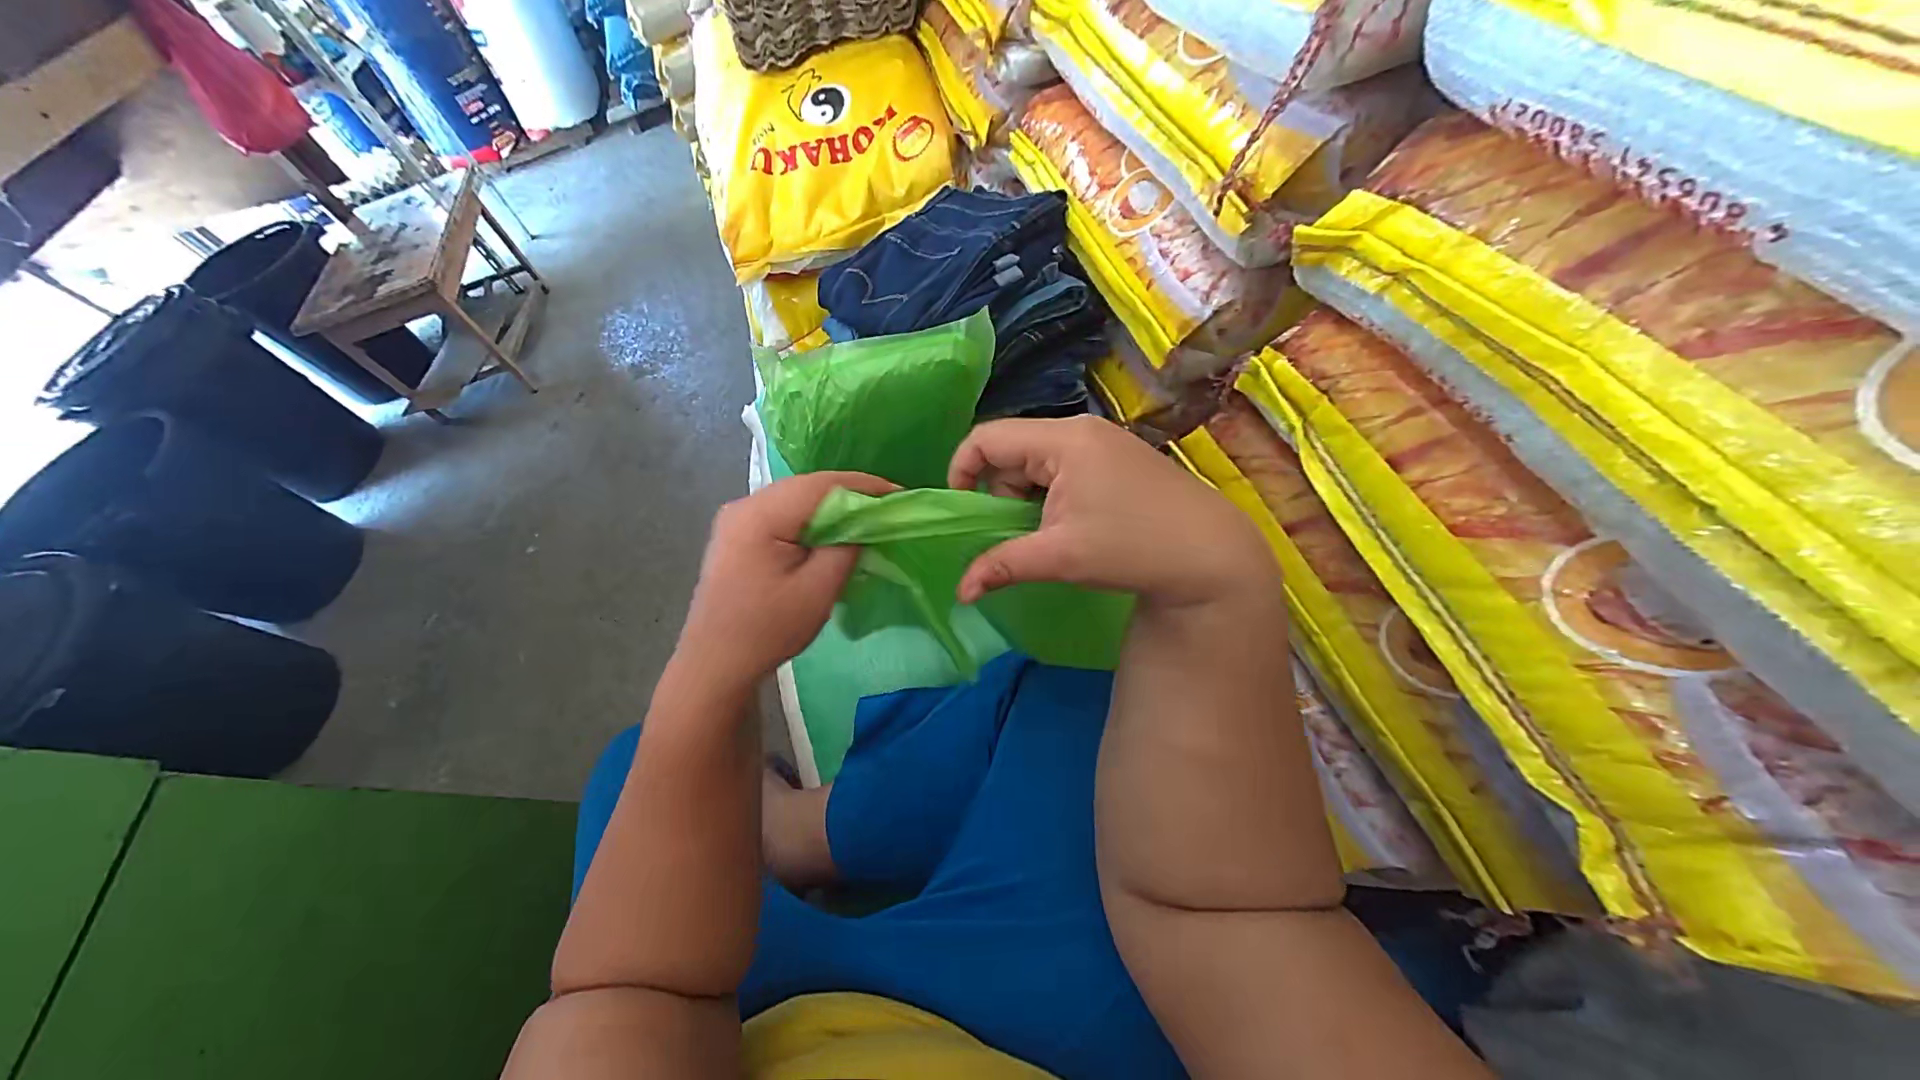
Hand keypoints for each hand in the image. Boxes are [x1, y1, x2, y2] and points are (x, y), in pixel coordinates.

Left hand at [677, 471, 896, 687]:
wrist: (715, 665)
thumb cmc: (767, 630)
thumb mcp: (818, 591)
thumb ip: (847, 548)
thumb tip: (865, 525)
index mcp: (759, 515)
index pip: (821, 485)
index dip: (864, 486)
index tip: (899, 495)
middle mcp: (744, 506)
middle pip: (806, 487)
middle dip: (850, 494)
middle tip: (887, 507)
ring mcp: (736, 520)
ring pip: (795, 499)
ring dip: (831, 507)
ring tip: (866, 519)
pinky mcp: (737, 536)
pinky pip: (783, 514)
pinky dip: (811, 520)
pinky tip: (831, 534)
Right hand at [950, 415, 1275, 609]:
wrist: (1212, 554)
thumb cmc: (1131, 548)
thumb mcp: (1060, 557)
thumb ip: (1002, 566)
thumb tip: (960, 592)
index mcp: (1062, 441)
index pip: (987, 438)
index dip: (961, 470)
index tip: (962, 511)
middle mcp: (1081, 430)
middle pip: (1013, 450)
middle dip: (1000, 492)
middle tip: (1015, 534)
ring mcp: (1104, 441)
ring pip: (1039, 461)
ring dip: (1028, 498)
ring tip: (1048, 536)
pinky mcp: (1119, 458)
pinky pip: (1065, 467)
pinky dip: (1053, 496)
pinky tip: (1073, 526)